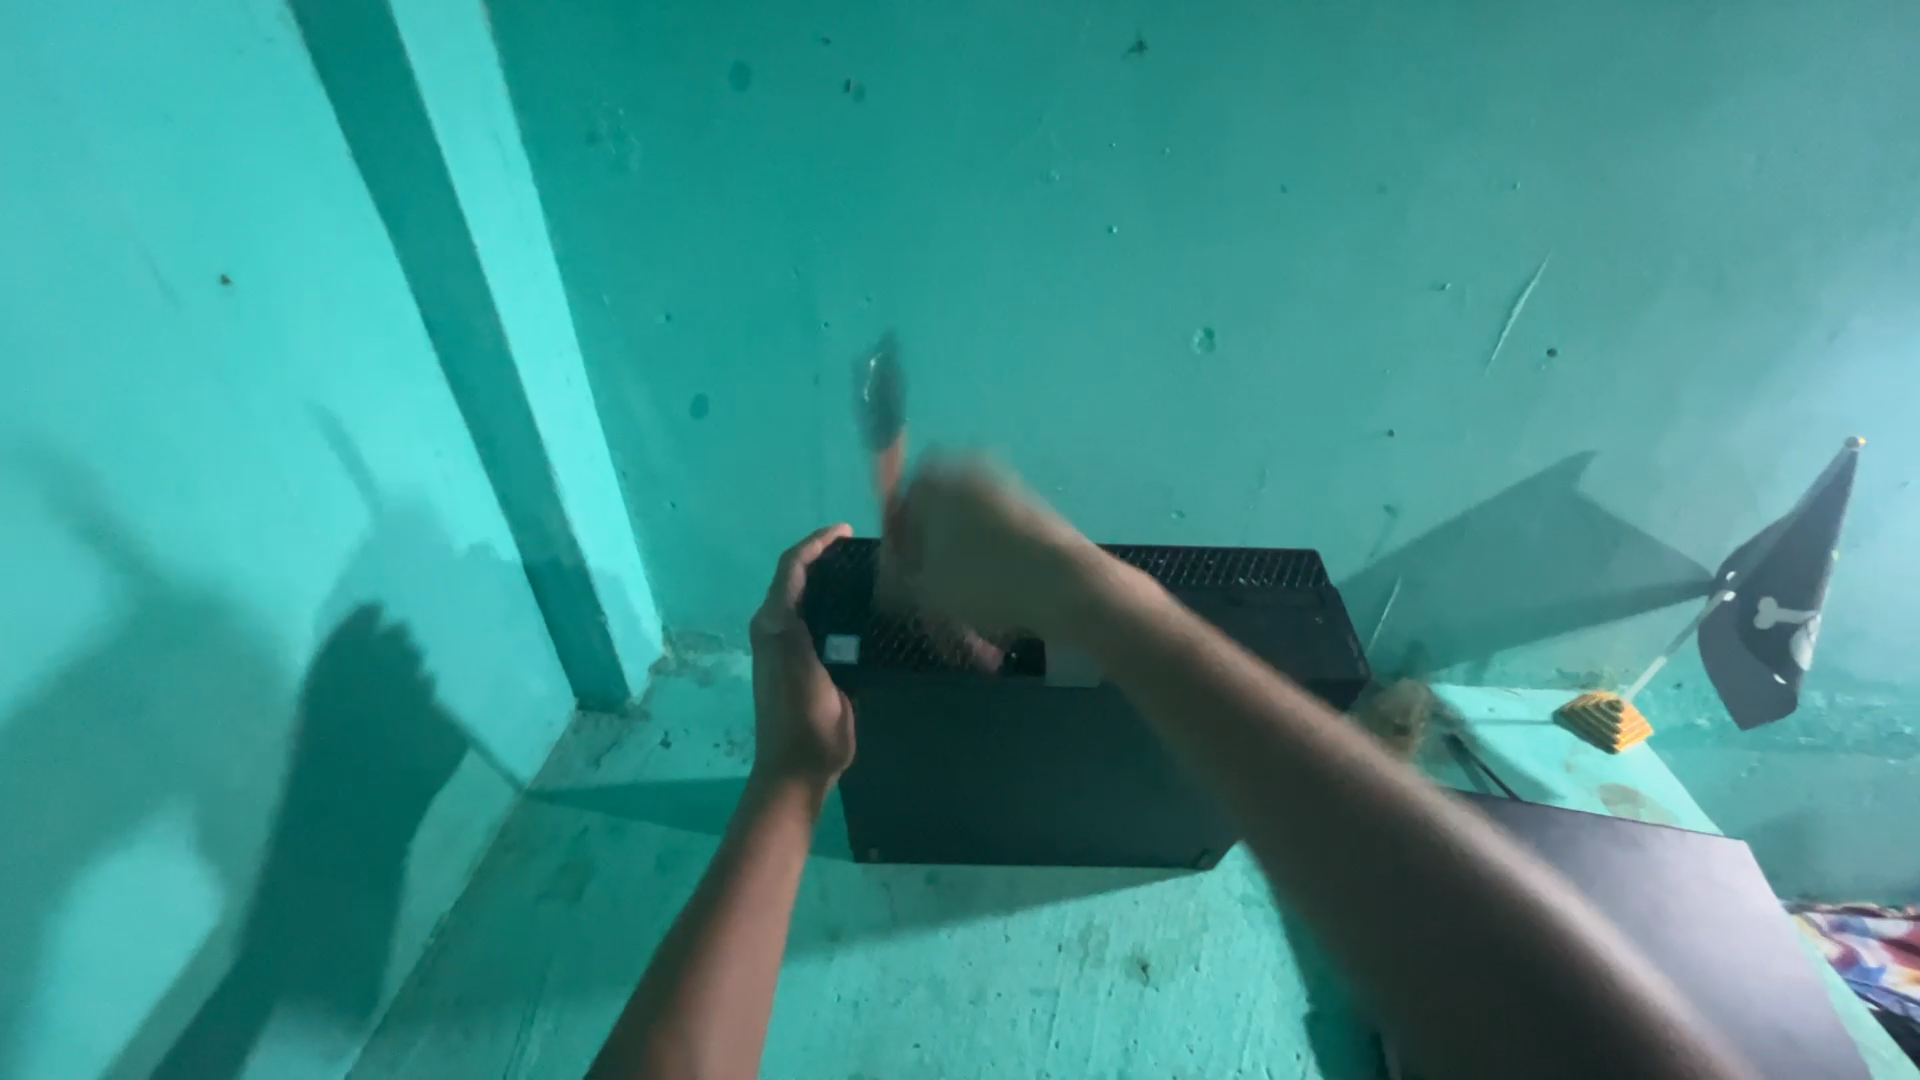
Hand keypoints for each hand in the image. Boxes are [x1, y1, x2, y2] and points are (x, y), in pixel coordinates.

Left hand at [748, 524, 856, 789]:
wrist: (799, 770)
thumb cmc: (803, 725)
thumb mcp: (799, 679)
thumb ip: (790, 637)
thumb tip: (786, 601)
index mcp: (773, 626)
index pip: (791, 569)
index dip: (815, 543)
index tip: (846, 531)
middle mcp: (778, 629)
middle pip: (799, 577)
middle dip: (826, 555)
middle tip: (865, 549)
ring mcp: (792, 646)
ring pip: (811, 597)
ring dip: (834, 578)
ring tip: (871, 571)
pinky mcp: (808, 661)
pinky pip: (823, 620)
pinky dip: (841, 604)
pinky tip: (869, 608)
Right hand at [883, 455, 1105, 639]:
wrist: (1070, 586)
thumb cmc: (985, 581)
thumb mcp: (924, 589)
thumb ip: (895, 581)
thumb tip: (892, 581)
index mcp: (934, 479)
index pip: (897, 516)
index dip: (897, 562)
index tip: (901, 599)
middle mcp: (968, 478)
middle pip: (936, 542)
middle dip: (937, 596)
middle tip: (940, 633)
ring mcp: (1005, 497)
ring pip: (969, 558)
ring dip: (966, 607)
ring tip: (976, 650)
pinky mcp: (1033, 522)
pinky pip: (998, 559)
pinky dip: (993, 594)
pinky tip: (998, 636)